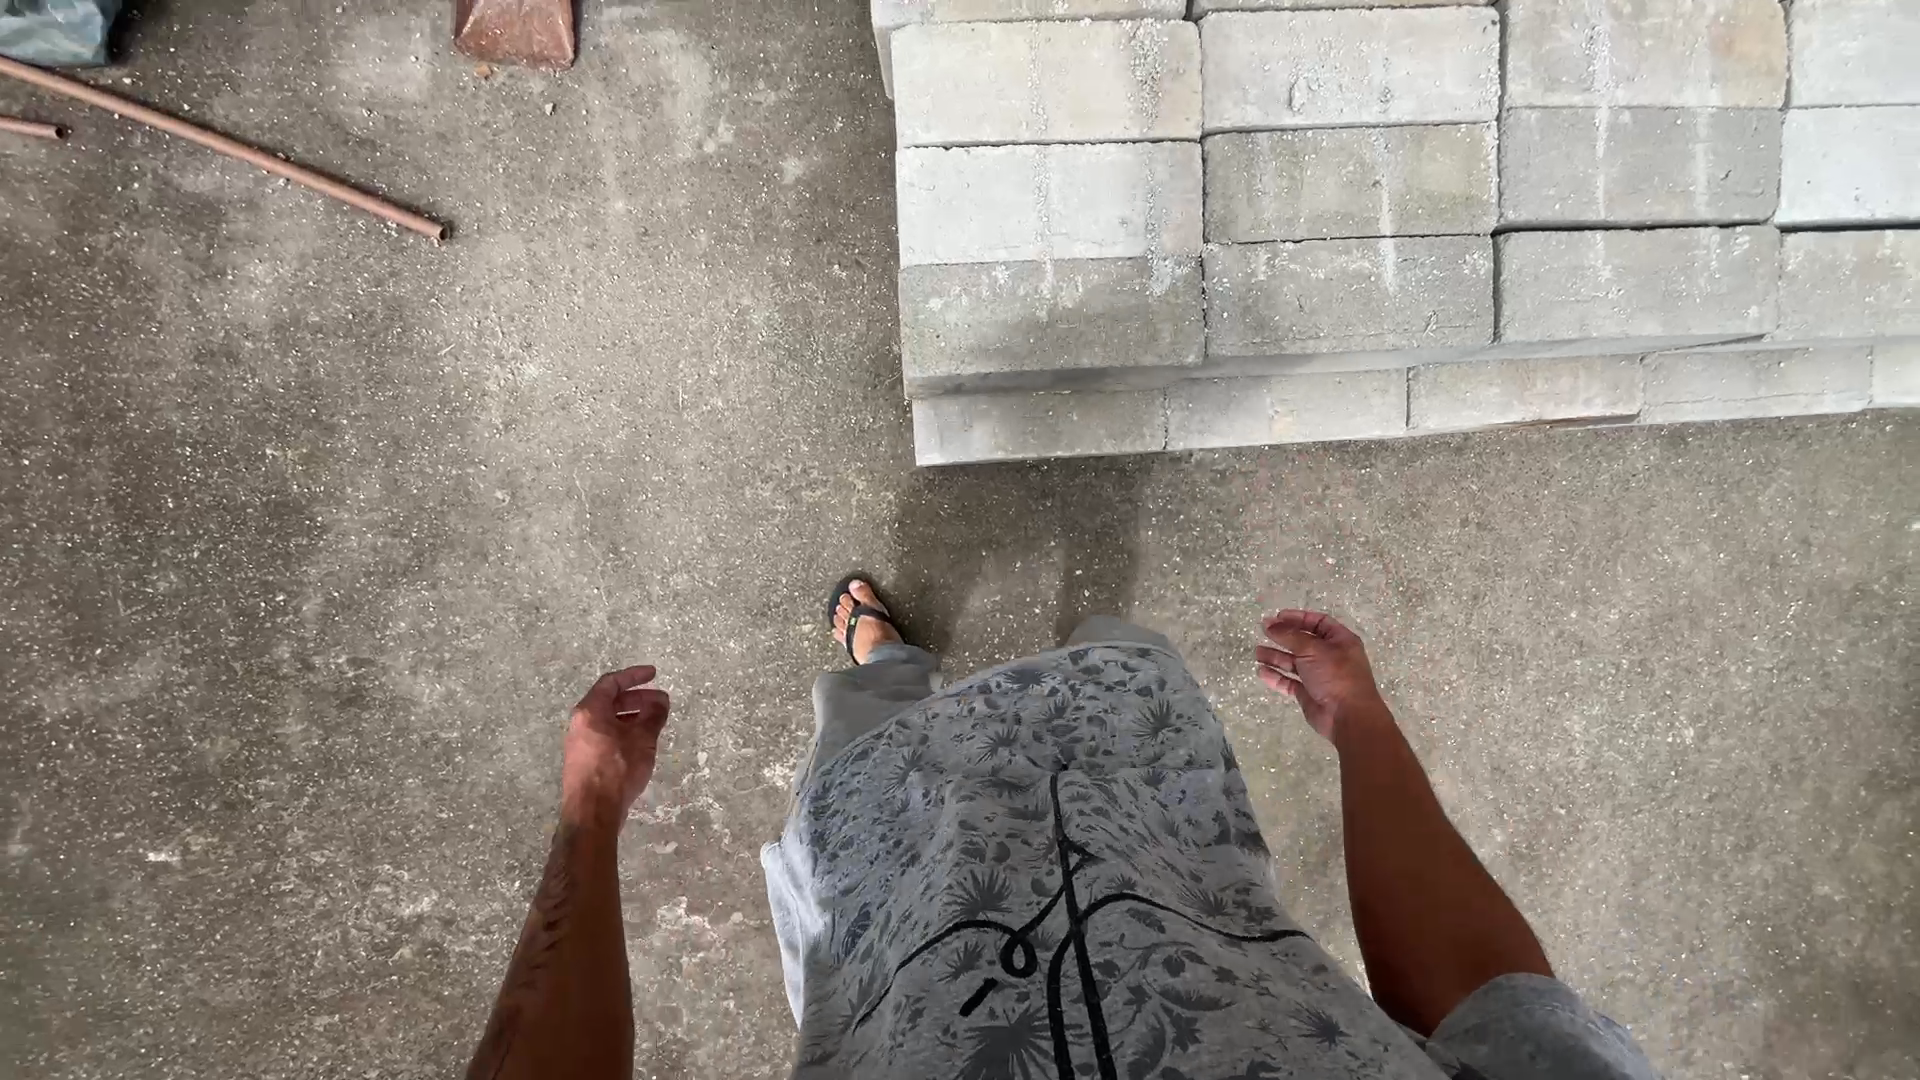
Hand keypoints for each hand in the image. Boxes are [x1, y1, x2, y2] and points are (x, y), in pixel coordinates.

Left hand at [560, 665, 670, 830]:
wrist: (592, 811)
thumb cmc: (617, 768)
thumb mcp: (643, 738)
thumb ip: (653, 715)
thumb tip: (661, 701)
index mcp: (590, 712)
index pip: (611, 683)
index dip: (634, 676)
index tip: (653, 674)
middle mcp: (580, 724)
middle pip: (610, 701)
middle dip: (638, 698)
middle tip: (661, 702)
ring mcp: (580, 743)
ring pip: (608, 720)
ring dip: (632, 716)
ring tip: (655, 722)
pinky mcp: (584, 760)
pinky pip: (606, 735)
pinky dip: (625, 730)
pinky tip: (641, 742)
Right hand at [1255, 610, 1389, 742]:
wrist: (1348, 716)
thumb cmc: (1335, 675)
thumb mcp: (1312, 649)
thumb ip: (1289, 635)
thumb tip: (1268, 623)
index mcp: (1340, 641)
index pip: (1319, 622)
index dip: (1299, 618)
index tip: (1278, 617)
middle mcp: (1330, 657)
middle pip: (1303, 642)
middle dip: (1283, 637)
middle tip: (1264, 632)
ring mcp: (1319, 676)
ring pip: (1294, 662)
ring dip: (1276, 656)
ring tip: (1257, 653)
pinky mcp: (1309, 693)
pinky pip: (1290, 681)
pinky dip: (1276, 676)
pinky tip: (1261, 672)